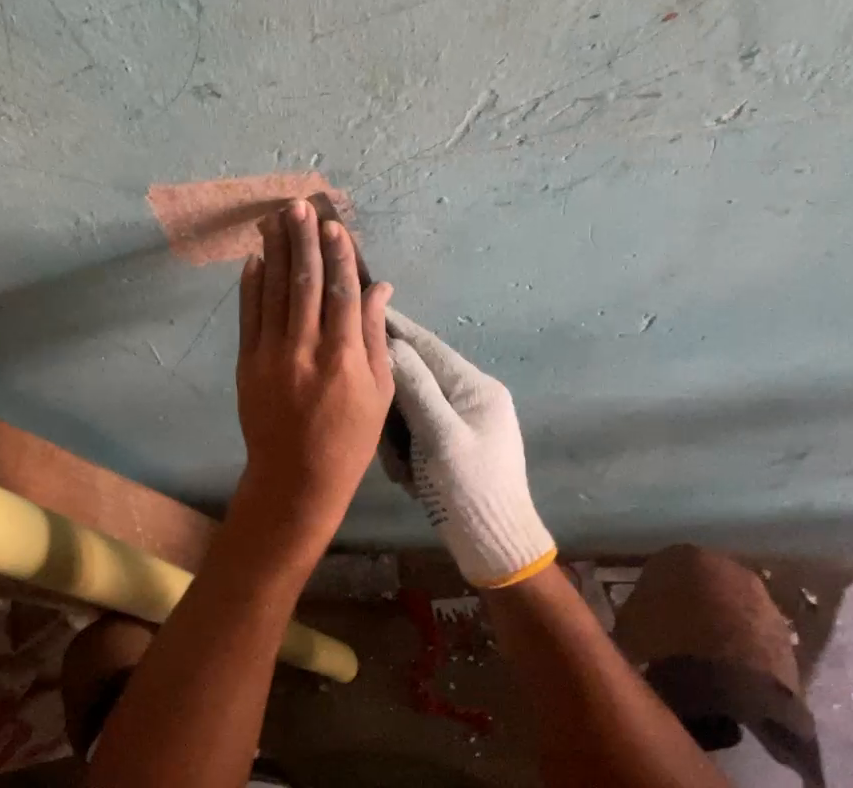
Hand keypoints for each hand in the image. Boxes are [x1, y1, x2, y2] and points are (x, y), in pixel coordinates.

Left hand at [233, 199, 394, 543]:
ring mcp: (271, 355)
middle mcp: (307, 349)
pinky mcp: (247, 363)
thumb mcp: (379, 390)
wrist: (296, 476)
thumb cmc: (349, 438)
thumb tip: (380, 286)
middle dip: (302, 240)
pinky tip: (254, 259)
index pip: (342, 292)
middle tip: (299, 207)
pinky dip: (251, 285)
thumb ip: (376, 335)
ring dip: (274, 252)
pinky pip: (249, 315)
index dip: (338, 255)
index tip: (335, 226)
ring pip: (272, 292)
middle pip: (304, 282)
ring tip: (275, 220)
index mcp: (346, 357)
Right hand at [384, 308, 556, 587]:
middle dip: (392, 401)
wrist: (496, 547)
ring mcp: (462, 420)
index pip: (425, 343)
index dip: (392, 325)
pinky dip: (405, 449)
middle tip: (376, 429)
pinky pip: (416, 429)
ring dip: (397, 434)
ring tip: (398, 465)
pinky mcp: (453, 443)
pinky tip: (406, 474)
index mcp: (475, 387)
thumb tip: (389, 343)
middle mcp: (471, 395)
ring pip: (411, 405)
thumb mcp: (439, 436)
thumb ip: (414, 386)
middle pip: (415, 375)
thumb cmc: (469, 489)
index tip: (357, 304)